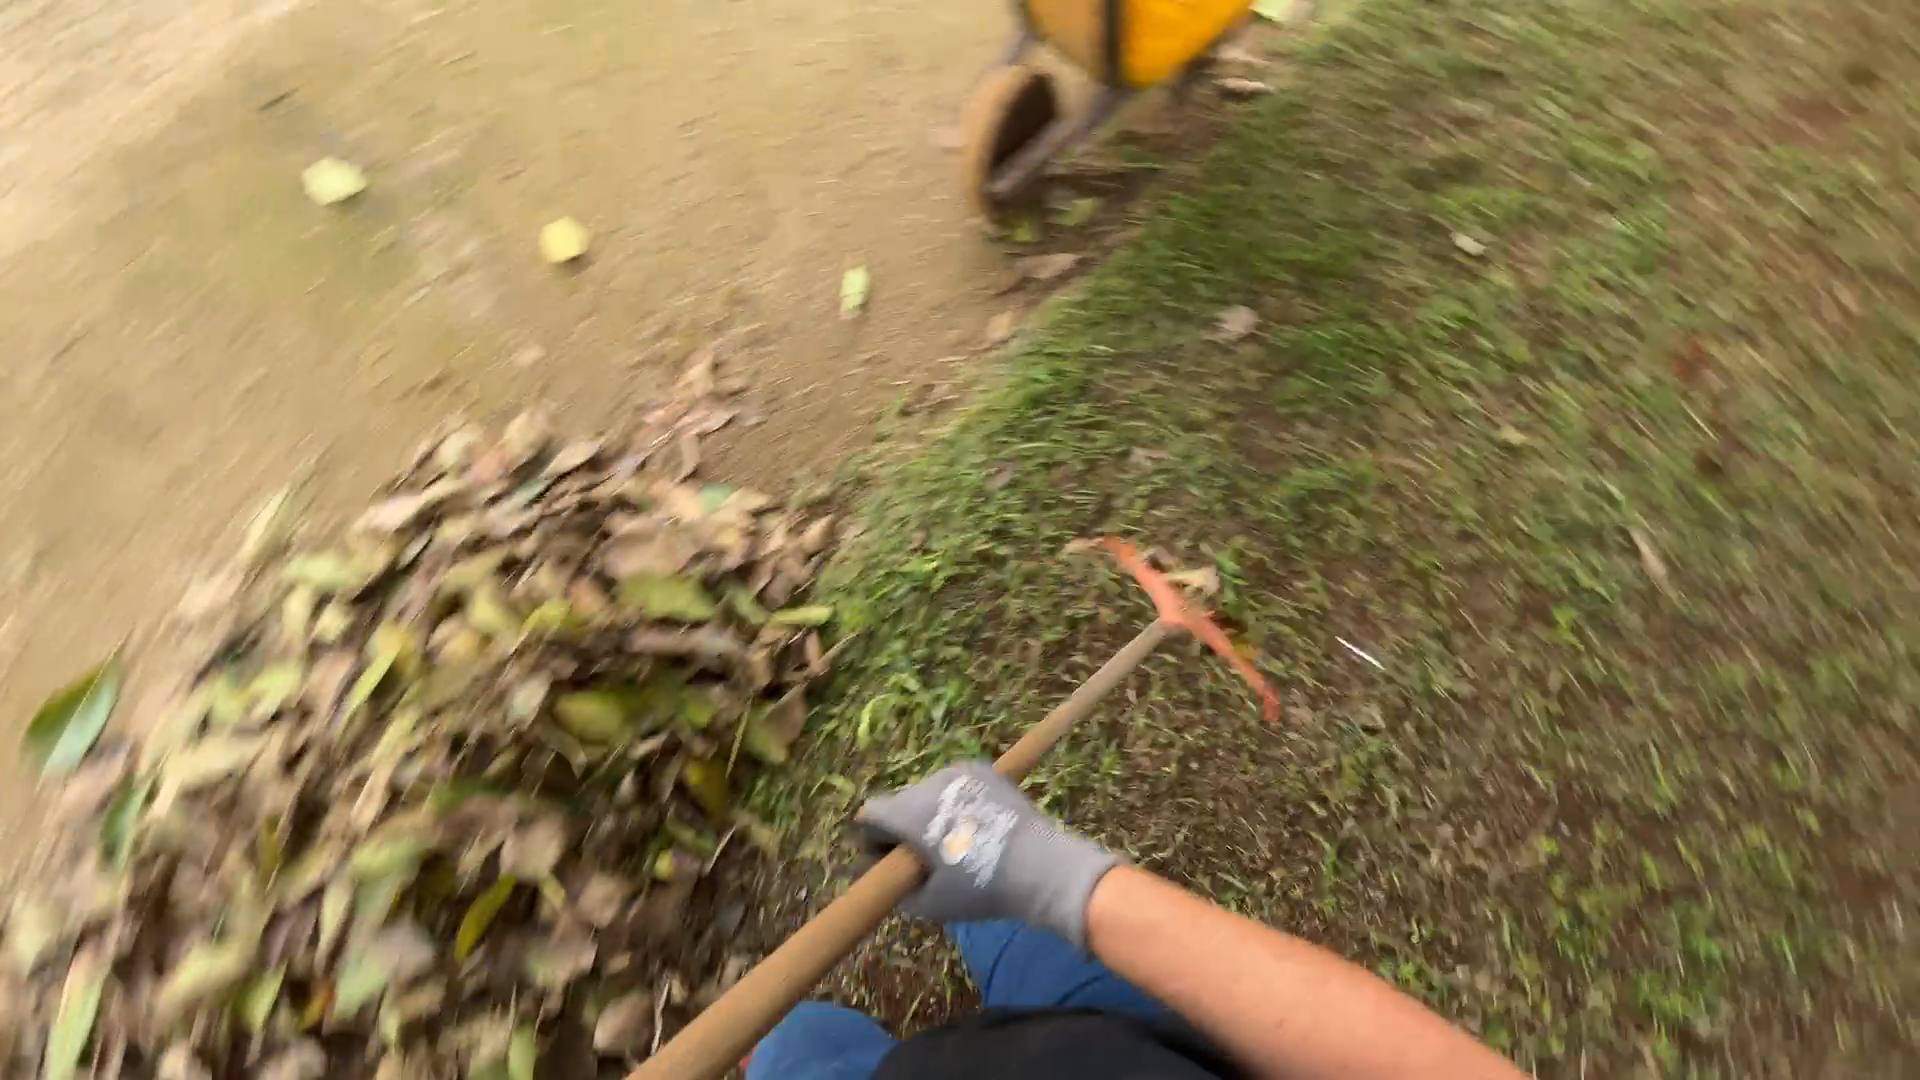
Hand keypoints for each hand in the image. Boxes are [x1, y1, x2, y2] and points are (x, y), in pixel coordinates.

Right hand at [856, 761, 1122, 946]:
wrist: (1041, 867)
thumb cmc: (982, 888)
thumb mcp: (931, 904)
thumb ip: (896, 889)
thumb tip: (882, 876)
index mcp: (910, 813)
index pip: (870, 814)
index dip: (873, 839)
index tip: (892, 861)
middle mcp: (929, 783)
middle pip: (900, 803)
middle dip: (903, 828)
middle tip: (926, 857)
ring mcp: (957, 772)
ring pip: (927, 792)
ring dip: (930, 814)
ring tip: (957, 843)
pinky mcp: (981, 769)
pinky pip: (952, 785)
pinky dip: (955, 802)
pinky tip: (976, 826)